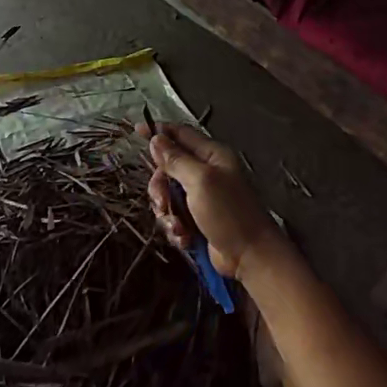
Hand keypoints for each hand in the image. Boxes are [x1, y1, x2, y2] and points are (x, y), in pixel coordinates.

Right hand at [140, 124, 284, 279]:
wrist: (248, 255)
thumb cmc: (228, 213)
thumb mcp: (201, 181)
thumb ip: (176, 160)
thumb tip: (156, 139)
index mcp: (212, 156)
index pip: (181, 134)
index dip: (159, 132)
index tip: (137, 131)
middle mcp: (206, 172)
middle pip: (168, 168)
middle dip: (160, 186)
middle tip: (162, 201)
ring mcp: (201, 197)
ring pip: (168, 195)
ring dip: (167, 213)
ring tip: (178, 227)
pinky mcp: (197, 220)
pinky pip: (174, 217)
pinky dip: (176, 228)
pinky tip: (185, 238)